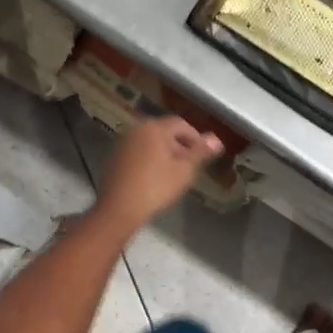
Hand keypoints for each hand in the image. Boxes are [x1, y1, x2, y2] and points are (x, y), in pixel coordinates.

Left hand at [91, 115, 222, 231]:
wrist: (120, 207)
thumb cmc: (156, 186)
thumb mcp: (184, 170)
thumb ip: (201, 152)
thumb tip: (217, 140)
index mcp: (155, 127)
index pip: (181, 124)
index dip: (196, 138)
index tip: (204, 155)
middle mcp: (137, 129)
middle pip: (165, 131)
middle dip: (180, 145)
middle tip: (190, 165)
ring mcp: (123, 143)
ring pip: (151, 141)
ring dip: (165, 152)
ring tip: (174, 172)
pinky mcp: (115, 157)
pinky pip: (138, 151)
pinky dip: (150, 158)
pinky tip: (155, 177)